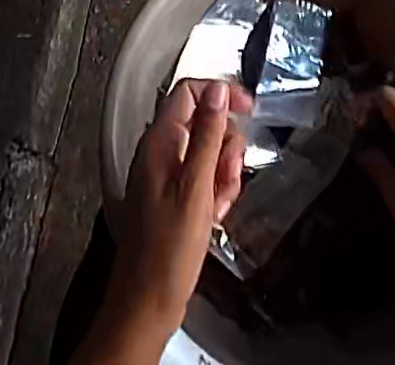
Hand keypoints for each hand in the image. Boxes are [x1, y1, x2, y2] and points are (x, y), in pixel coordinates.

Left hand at [86, 78, 249, 360]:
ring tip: (221, 200)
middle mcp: (160, 150)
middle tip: (230, 173)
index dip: (220, 93)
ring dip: (224, 170)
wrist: (146, 305)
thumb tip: (218, 89)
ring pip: (207, 149)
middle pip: (204, 120)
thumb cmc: (170, 247)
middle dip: (226, 143)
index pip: (190, 91)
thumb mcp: (196, 185)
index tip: (248, 110)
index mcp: (160, 141)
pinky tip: (215, 213)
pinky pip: (202, 174)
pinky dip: (215, 188)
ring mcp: (164, 173)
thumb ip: (208, 134)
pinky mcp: (172, 194)